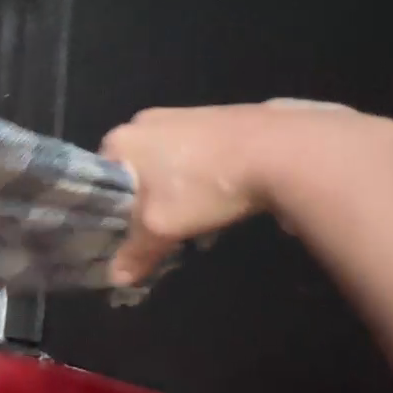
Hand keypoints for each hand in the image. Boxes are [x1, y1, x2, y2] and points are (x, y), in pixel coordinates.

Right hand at [99, 101, 392, 285]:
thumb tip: (116, 281)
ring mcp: (190, 112)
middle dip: (146, 194)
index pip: (100, 176)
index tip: (127, 226)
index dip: (112, 205)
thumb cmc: (206, 185)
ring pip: (170, 157)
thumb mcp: (162, 227)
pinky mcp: (226, 113)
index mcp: (122, 139)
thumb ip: (136, 253)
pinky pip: (202, 148)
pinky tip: (225, 188)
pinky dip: (207, 169)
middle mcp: (149, 120)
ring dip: (178, 182)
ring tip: (197, 208)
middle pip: (135, 167)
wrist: (291, 150)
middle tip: (161, 221)